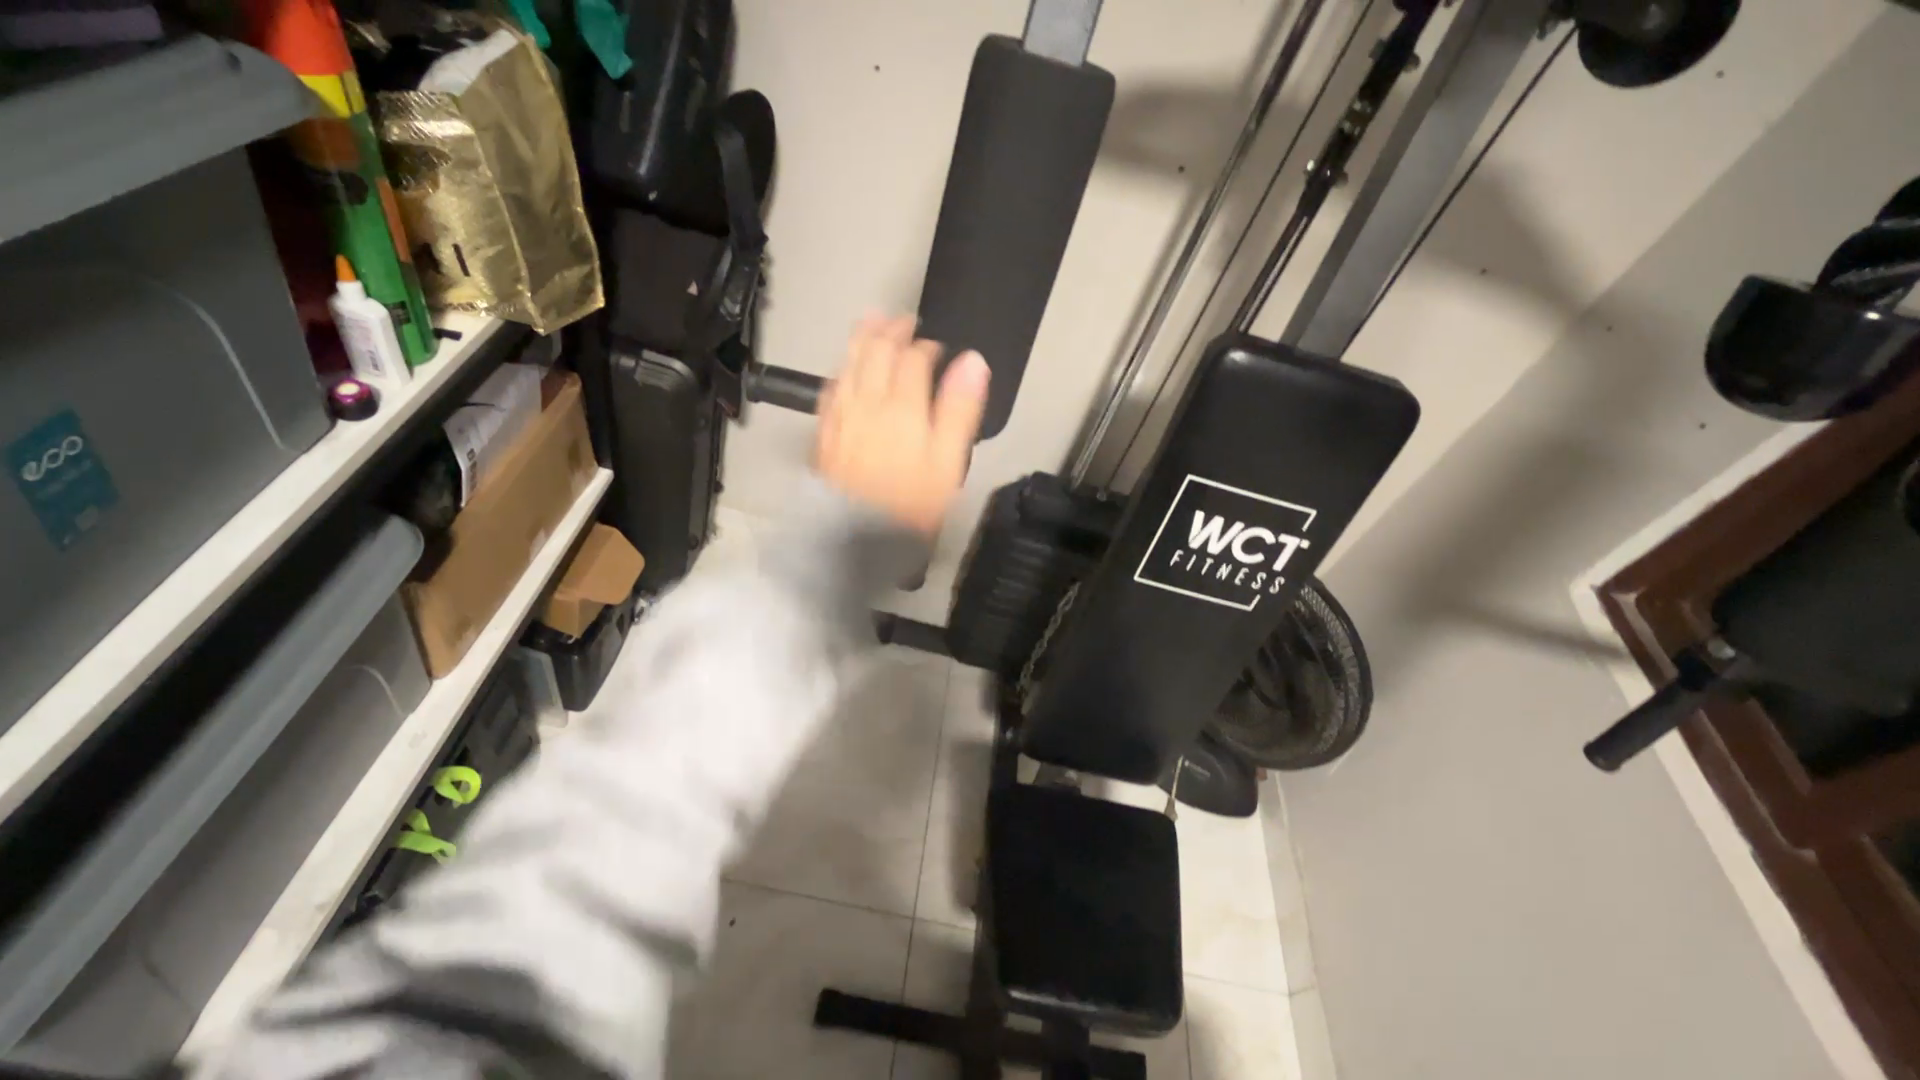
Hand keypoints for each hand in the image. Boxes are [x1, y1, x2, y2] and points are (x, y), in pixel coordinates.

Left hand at [816, 314, 989, 534]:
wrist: (855, 538)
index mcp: (903, 407)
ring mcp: (842, 417)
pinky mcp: (825, 434)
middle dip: (890, 331)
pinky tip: (843, 371)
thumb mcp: (948, 461)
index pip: (914, 359)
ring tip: (870, 324)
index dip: (926, 346)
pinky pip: (831, 390)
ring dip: (861, 340)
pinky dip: (841, 372)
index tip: (936, 346)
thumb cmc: (909, 506)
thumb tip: (973, 362)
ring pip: (849, 366)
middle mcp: (868, 404)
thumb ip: (960, 408)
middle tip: (901, 321)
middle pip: (875, 353)